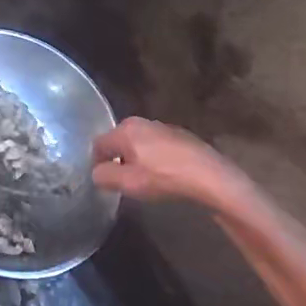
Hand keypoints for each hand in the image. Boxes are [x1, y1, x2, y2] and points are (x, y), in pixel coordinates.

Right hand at [91, 116, 246, 204]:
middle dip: (117, 159)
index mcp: (125, 129)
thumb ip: (104, 176)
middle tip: (123, 181)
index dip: (96, 163)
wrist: (208, 175)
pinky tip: (164, 173)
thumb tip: (97, 172)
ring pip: (138, 142)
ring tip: (144, 179)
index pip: (99, 143)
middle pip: (118, 140)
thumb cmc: (163, 178)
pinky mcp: (179, 135)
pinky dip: (153, 157)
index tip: (103, 181)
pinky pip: (156, 145)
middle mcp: (141, 122)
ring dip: (136, 157)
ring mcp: (161, 126)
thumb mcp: (128, 183)